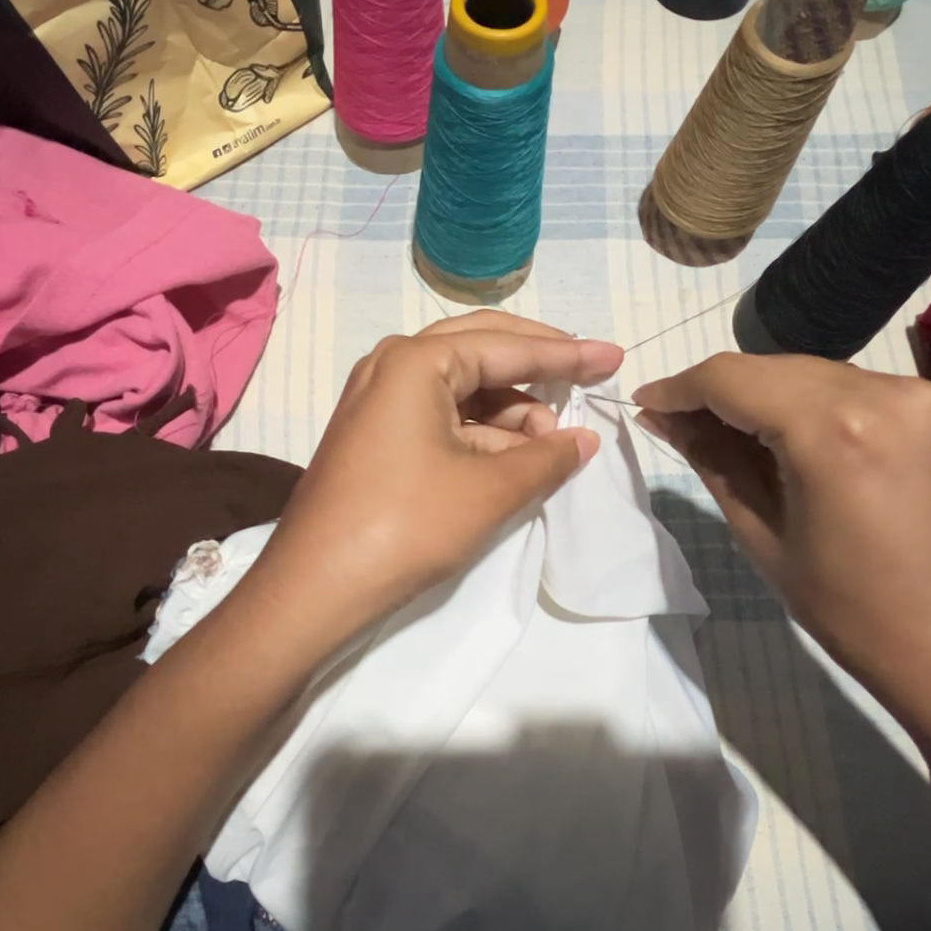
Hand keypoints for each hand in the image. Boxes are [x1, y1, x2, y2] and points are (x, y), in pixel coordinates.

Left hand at [240, 312, 622, 651]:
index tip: (613, 356)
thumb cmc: (406, 525)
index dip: (566, 354)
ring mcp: (376, 400)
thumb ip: (547, 458)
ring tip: (552, 445)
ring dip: (509, 411)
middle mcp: (391, 366)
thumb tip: (584, 439)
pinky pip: (438, 416)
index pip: (507, 346)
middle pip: (480, 351)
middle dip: (537, 367)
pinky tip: (512, 457)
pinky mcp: (373, 435)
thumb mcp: (490, 490)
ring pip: (460, 388)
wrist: (317, 584)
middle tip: (588, 375)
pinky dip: (479, 432)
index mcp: (416, 361)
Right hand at [632, 354, 930, 740]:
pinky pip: (849, 388)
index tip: (644, 405)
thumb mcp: (765, 536)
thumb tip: (666, 419)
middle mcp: (883, 391)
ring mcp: (920, 395)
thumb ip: (714, 462)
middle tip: (675, 426)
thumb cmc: (855, 612)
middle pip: (771, 367)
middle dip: (717, 392)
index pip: (733, 378)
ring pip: (810, 374)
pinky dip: (805, 404)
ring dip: (760, 396)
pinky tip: (782, 438)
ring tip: (724, 437)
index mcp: (834, 429)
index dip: (679, 388)